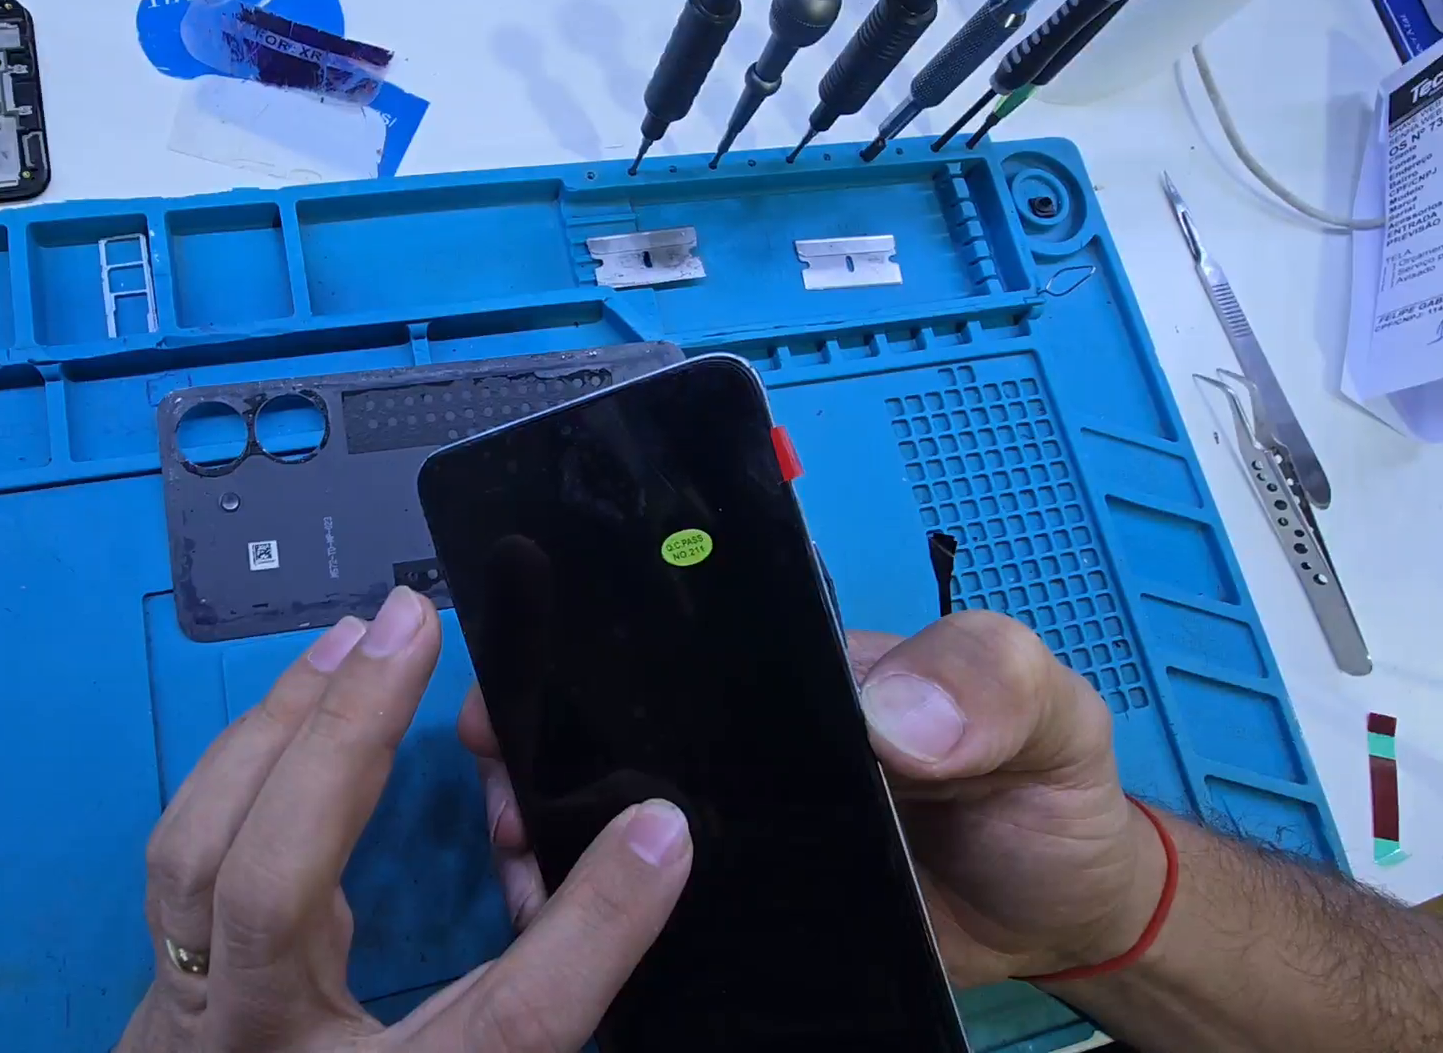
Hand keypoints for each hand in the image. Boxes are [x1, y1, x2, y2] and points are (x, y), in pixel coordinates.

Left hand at [118, 587, 695, 1051]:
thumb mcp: (473, 1046)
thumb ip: (557, 958)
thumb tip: (649, 838)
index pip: (502, 1023)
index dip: (590, 929)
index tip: (656, 831)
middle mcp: (257, 1045)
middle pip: (274, 892)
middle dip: (344, 734)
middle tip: (410, 623)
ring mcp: (188, 1003)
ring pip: (192, 851)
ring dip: (276, 722)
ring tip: (349, 640)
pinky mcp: (167, 957)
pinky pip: (187, 837)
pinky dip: (244, 749)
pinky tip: (298, 699)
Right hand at [460, 611, 1166, 987]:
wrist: (1051, 913)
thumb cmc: (1036, 788)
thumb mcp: (1038, 708)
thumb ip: (982, 683)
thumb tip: (885, 717)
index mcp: (777, 666)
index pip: (666, 632)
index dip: (588, 639)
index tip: (524, 665)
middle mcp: (729, 731)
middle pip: (612, 715)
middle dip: (535, 724)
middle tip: (495, 755)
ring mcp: (721, 815)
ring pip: (609, 800)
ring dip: (546, 808)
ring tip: (513, 837)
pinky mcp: (724, 895)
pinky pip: (641, 888)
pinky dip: (592, 899)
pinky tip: (554, 907)